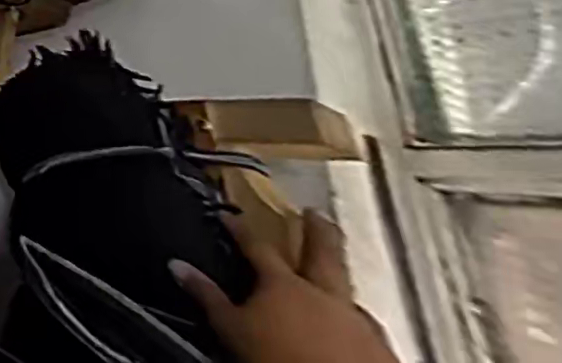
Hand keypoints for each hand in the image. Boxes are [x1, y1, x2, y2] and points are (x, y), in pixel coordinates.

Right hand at [171, 211, 397, 362]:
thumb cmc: (277, 357)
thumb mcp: (231, 327)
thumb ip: (206, 294)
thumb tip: (176, 264)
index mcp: (285, 284)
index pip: (257, 246)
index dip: (241, 230)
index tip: (229, 216)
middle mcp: (327, 297)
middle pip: (323, 256)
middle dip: (318, 233)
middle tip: (315, 213)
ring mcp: (362, 327)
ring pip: (352, 297)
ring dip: (341, 286)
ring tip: (336, 282)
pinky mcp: (385, 354)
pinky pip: (370, 332)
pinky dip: (358, 324)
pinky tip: (356, 331)